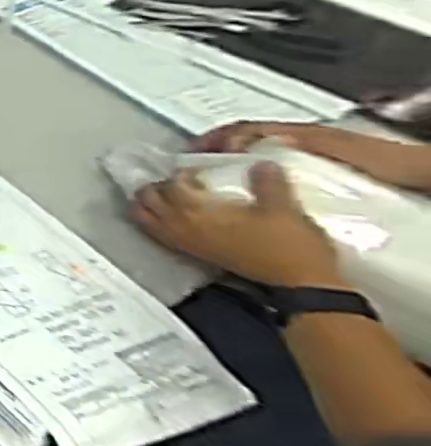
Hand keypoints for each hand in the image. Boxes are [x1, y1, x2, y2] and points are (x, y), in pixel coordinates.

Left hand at [131, 163, 342, 287]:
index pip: (172, 184)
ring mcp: (180, 240)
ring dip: (145, 202)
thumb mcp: (284, 209)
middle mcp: (178, 224)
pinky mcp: (189, 252)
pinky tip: (165, 216)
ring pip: (142, 215)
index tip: (198, 171)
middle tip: (179, 182)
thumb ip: (268, 183)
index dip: (182, 173)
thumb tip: (261, 161)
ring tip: (165, 195)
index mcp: (195, 210)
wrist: (303, 284)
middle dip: (156, 186)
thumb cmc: (290, 244)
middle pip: (147, 197)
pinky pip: (153, 232)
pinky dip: (149, 220)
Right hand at [192, 121, 430, 190]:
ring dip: (233, 162)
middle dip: (217, 149)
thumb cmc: (395, 164)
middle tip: (196, 165)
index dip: (215, 137)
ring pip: (258, 155)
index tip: (194, 152)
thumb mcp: (346, 149)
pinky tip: (253, 189)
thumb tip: (256, 142)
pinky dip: (255, 176)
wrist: (429, 178)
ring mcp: (309, 158)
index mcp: (300, 134)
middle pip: (246, 140)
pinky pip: (275, 170)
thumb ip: (301, 142)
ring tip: (217, 176)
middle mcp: (300, 142)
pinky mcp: (319, 175)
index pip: (245, 128)